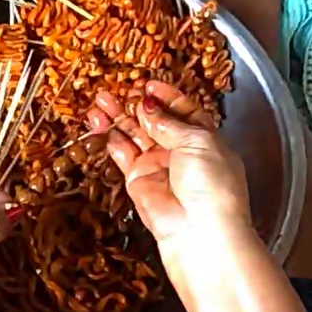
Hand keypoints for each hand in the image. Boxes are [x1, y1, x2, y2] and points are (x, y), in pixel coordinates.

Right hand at [89, 80, 251, 247]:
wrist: (197, 227)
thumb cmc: (211, 184)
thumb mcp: (197, 142)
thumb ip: (168, 122)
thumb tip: (147, 106)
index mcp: (203, 137)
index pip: (182, 110)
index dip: (166, 96)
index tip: (149, 84)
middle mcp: (178, 149)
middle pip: (153, 121)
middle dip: (135, 104)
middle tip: (117, 89)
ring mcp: (156, 164)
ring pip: (133, 134)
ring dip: (118, 117)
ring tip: (101, 102)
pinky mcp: (136, 178)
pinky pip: (121, 154)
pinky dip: (110, 139)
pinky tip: (100, 124)